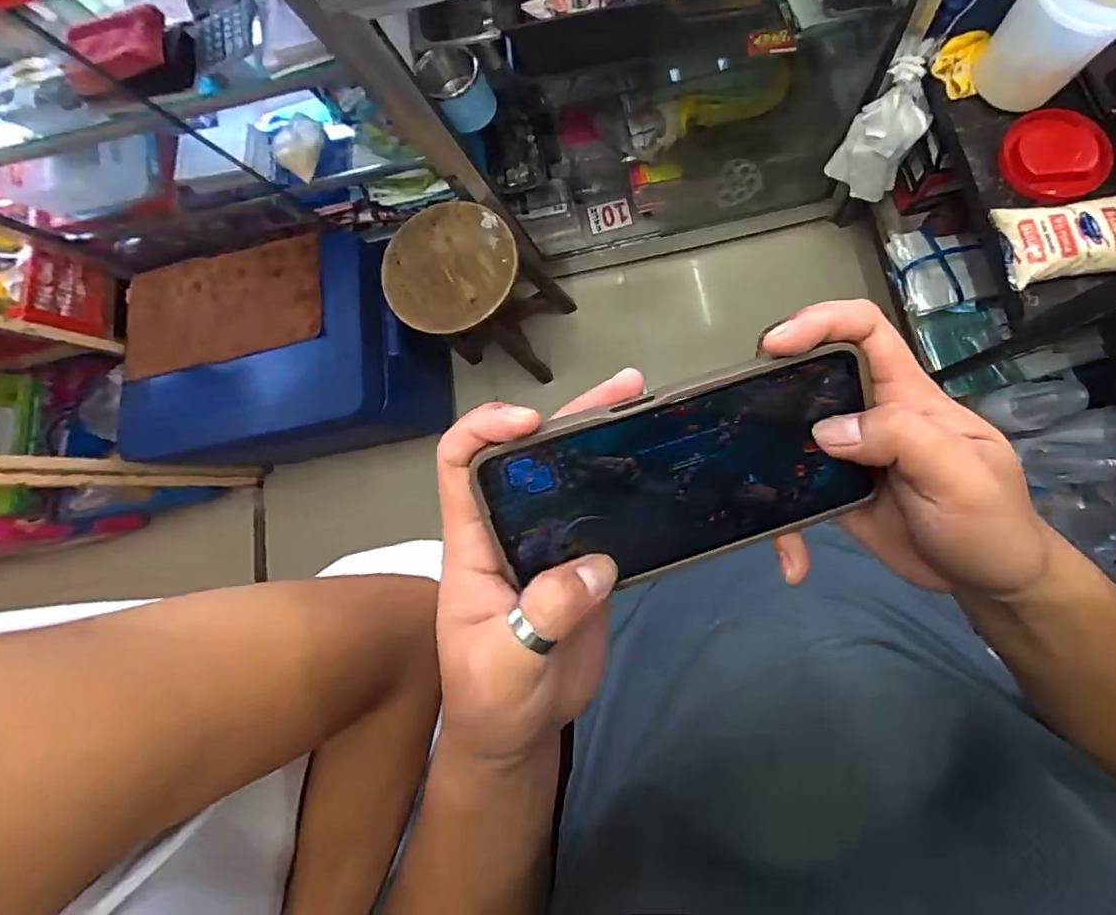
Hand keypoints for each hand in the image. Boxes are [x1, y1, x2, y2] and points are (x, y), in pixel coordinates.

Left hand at [431, 369, 645, 761]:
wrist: (521, 727)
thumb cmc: (491, 699)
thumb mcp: (503, 667)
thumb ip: (538, 620)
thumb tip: (594, 567)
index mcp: (474, 541)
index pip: (460, 462)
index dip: (484, 428)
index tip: (529, 422)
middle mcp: (511, 525)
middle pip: (530, 451)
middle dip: (570, 413)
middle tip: (623, 388)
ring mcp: (550, 539)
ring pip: (572, 473)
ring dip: (604, 435)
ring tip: (643, 405)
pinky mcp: (584, 559)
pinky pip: (603, 509)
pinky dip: (626, 482)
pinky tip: (655, 465)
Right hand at [763, 301, 1059, 597]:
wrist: (992, 580)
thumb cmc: (991, 520)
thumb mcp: (961, 474)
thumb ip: (903, 438)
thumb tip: (826, 432)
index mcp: (906, 394)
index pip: (865, 330)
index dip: (822, 320)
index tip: (778, 342)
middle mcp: (871, 414)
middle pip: (816, 375)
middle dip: (777, 379)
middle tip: (742, 402)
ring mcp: (851, 455)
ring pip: (796, 435)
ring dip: (768, 456)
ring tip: (749, 481)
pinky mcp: (837, 493)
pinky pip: (798, 496)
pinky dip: (788, 529)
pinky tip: (794, 564)